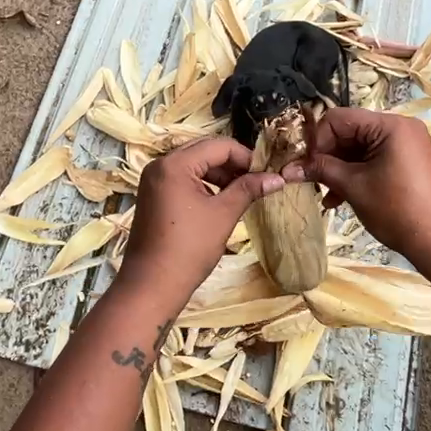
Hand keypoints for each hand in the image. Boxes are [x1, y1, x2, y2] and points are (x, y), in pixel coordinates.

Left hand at [120, 137, 282, 304]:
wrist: (152, 284)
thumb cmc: (189, 247)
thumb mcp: (223, 215)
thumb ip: (248, 189)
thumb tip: (278, 178)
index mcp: (174, 164)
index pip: (218, 146)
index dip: (246, 156)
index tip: (266, 172)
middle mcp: (160, 164)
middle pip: (204, 151)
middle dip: (232, 164)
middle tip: (257, 180)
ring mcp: (153, 180)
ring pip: (193, 165)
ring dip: (219, 175)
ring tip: (243, 192)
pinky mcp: (153, 195)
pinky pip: (182, 179)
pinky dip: (203, 185)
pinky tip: (221, 200)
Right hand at [283, 107, 430, 257]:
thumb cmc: (398, 209)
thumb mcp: (354, 187)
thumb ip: (321, 170)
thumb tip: (288, 169)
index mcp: (389, 125)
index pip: (339, 118)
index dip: (317, 140)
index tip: (304, 165)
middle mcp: (400, 127)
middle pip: (350, 131)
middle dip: (327, 155)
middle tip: (310, 179)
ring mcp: (406, 145)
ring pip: (360, 147)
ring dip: (339, 168)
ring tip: (324, 193)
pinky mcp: (408, 162)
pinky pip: (374, 158)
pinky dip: (356, 174)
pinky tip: (340, 198)